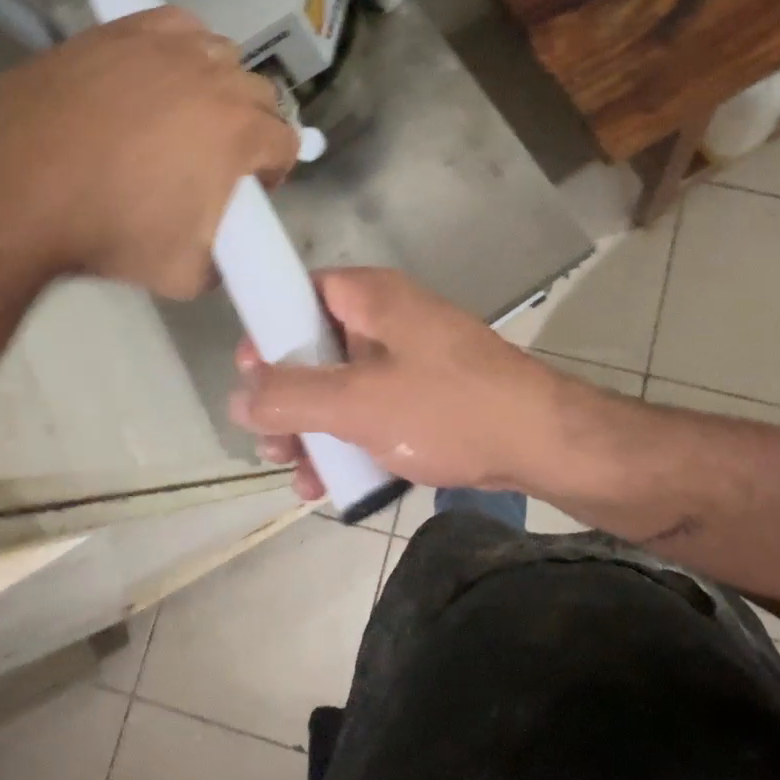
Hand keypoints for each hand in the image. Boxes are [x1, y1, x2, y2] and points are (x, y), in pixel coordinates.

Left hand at [0, 7, 296, 298]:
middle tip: (216, 158)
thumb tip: (225, 251)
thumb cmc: (106, 233)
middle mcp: (215, 80)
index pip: (286, 142)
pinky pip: (177, 26)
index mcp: (240, 133)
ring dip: (219, 84)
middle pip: (262, 95)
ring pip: (222, 55)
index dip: (273, 171)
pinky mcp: (119, 32)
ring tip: (185, 114)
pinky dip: (182, 47)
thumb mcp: (186, 273)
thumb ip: (226, 260)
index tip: (246, 191)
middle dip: (251, 126)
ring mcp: (165, 49)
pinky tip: (158, 74)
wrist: (10, 193)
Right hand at [228, 268, 567, 499]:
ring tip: (299, 477)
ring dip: (316, 431)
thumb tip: (239, 396)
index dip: (269, 330)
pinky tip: (330, 487)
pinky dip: (352, 443)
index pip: (303, 292)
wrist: (540, 441)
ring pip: (347, 388)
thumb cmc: (446, 409)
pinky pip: (378, 412)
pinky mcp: (432, 398)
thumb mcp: (358, 403)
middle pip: (319, 348)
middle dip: (289, 400)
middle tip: (271, 445)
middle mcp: (392, 320)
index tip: (248, 376)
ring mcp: (415, 360)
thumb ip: (291, 396)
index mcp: (374, 298)